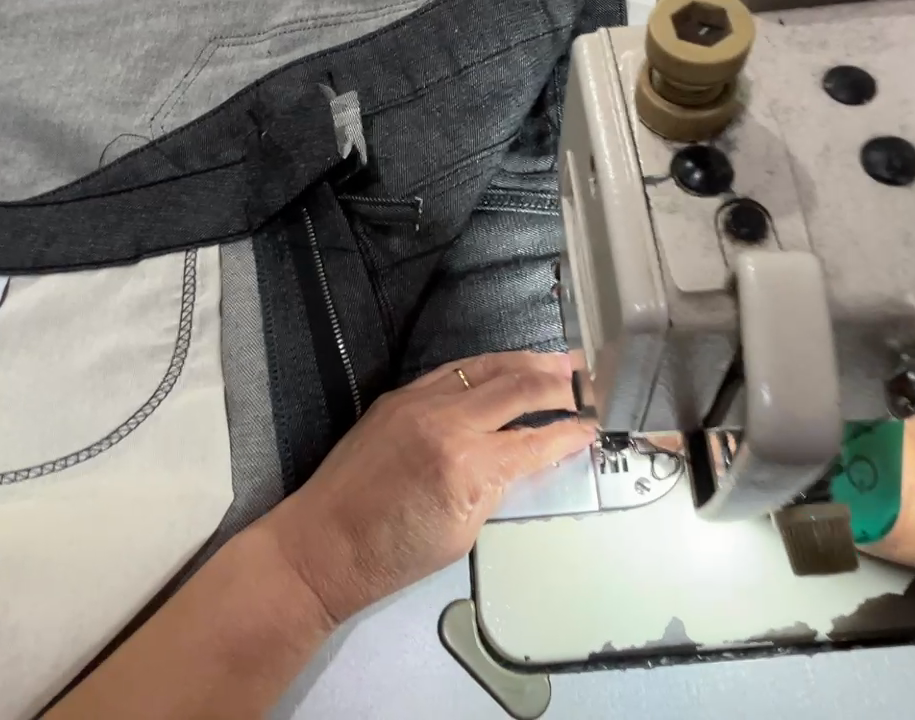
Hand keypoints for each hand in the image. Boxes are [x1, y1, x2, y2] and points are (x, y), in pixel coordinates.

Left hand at [255, 350, 596, 624]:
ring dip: (528, 362)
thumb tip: (528, 455)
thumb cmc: (392, 554)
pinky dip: (487, 366)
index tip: (591, 426)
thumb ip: (499, 484)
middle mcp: (447, 421)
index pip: (535, 440)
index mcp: (468, 466)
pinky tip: (506, 365)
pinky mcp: (401, 395)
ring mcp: (421, 401)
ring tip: (560, 361)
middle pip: (519, 387)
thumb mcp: (464, 531)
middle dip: (560, 382)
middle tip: (587, 380)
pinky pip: (455, 370)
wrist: (323, 544)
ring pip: (488, 367)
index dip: (570, 432)